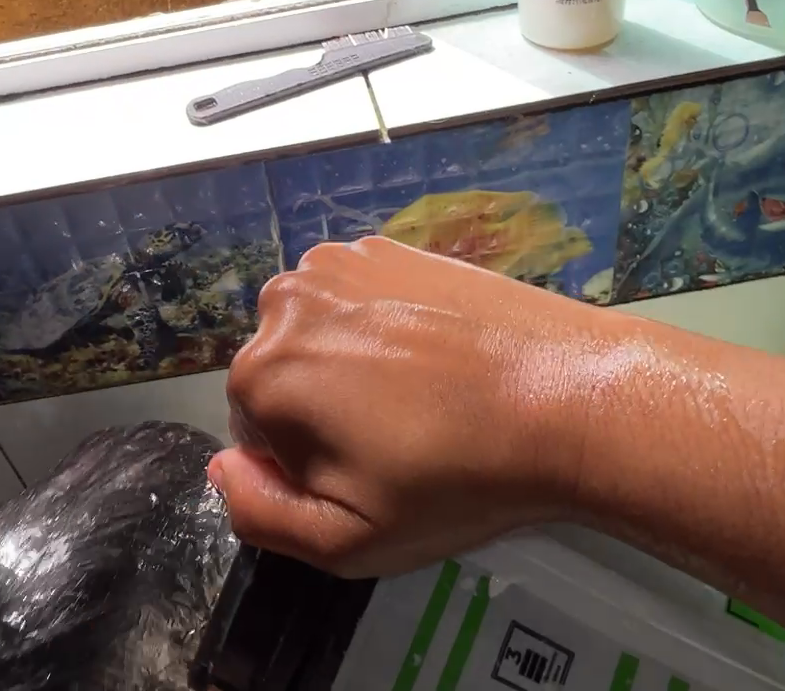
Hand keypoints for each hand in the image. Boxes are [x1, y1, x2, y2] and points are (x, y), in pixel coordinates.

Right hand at [211, 236, 662, 577]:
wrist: (562, 394)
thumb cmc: (454, 477)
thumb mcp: (348, 540)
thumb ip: (257, 513)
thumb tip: (223, 467)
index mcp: (262, 373)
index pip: (252, 433)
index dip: (304, 462)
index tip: (367, 468)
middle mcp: (283, 302)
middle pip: (281, 373)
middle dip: (318, 405)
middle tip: (395, 432)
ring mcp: (336, 261)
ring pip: (315, 330)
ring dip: (344, 358)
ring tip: (418, 388)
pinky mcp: (384, 244)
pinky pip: (355, 293)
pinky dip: (376, 318)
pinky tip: (431, 345)